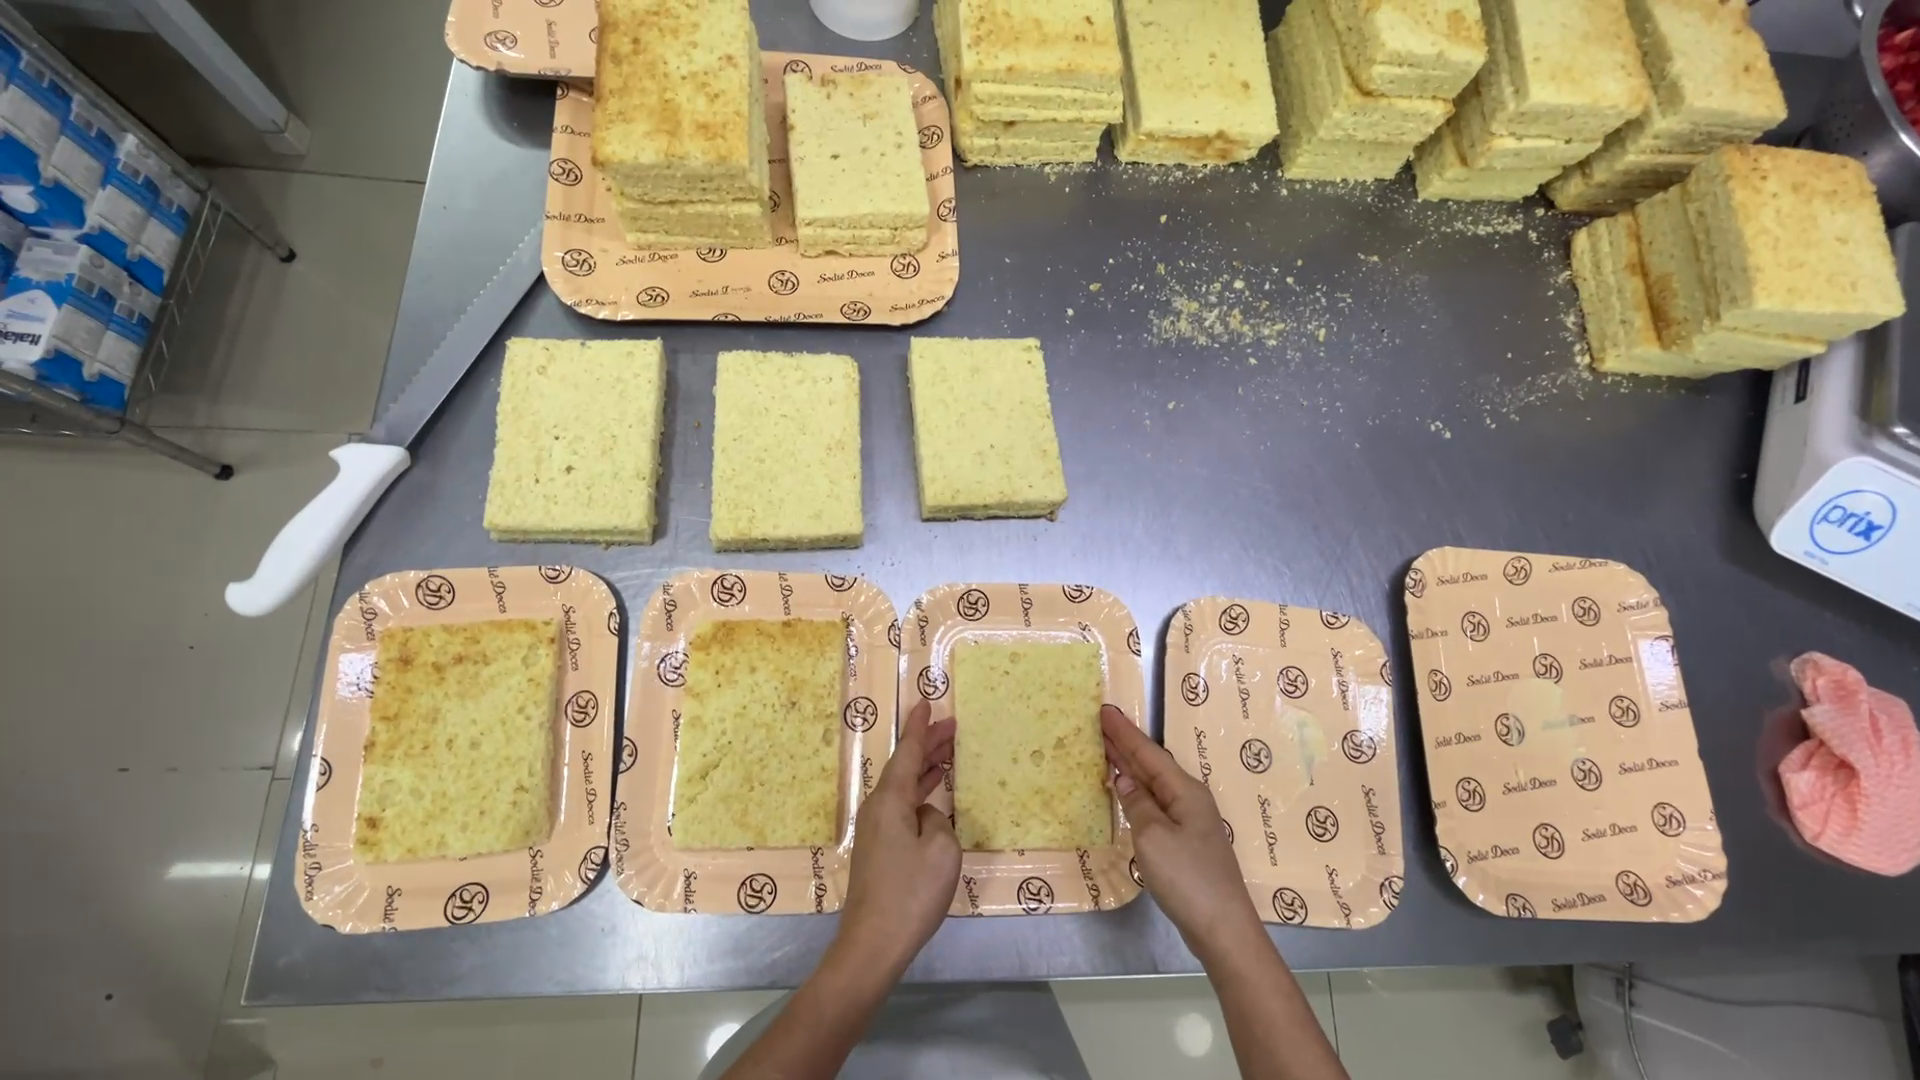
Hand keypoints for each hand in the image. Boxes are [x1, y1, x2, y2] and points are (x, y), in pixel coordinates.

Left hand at [838, 702, 959, 974]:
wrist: (873, 943)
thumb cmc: (911, 893)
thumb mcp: (942, 851)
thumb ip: (939, 821)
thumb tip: (927, 816)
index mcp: (890, 800)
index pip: (907, 752)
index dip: (920, 727)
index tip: (927, 702)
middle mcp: (877, 808)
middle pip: (904, 766)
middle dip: (927, 745)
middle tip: (952, 725)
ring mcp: (876, 830)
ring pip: (903, 786)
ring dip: (925, 769)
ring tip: (948, 754)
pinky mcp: (879, 849)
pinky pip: (902, 806)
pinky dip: (919, 792)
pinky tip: (932, 795)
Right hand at [1103, 706, 1263, 963]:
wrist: (1222, 928)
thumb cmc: (1187, 878)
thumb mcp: (1154, 837)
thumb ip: (1137, 804)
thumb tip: (1123, 778)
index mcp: (1185, 791)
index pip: (1148, 753)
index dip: (1124, 732)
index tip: (1104, 710)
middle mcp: (1189, 799)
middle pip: (1152, 764)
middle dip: (1126, 743)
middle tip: (1100, 722)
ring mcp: (1189, 822)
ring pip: (1153, 783)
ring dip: (1130, 765)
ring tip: (1106, 748)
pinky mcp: (1185, 842)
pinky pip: (1155, 803)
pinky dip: (1137, 791)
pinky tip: (1125, 791)